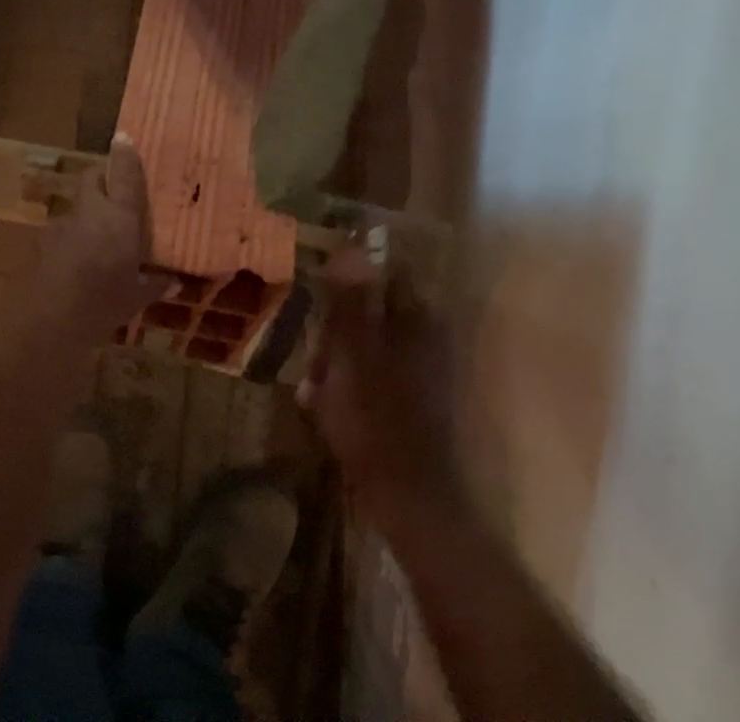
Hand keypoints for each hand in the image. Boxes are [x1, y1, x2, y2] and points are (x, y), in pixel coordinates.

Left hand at [24, 133, 166, 343]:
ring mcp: (59, 225)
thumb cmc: (100, 305)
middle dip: (102, 178)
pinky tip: (76, 261)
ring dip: (87, 213)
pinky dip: (71, 238)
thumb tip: (175, 281)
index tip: (124, 137)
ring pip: (76, 206)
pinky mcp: (39, 242)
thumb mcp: (135, 298)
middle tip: (115, 189)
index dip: (125, 154)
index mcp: (119, 218)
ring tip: (98, 235)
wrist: (42, 320)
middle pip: (92, 178)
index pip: (125, 175)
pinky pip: (61, 231)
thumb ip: (155, 284)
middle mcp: (89, 212)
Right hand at [300, 249, 467, 529]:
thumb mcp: (351, 354)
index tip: (315, 308)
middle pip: (367, 311)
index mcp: (414, 319)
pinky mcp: (411, 398)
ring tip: (315, 392)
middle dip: (333, 332)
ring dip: (335, 361)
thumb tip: (352, 245)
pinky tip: (327, 408)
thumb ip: (351, 301)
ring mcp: (421, 369)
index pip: (377, 276)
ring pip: (363, 345)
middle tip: (314, 363)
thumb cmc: (374, 420)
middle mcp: (424, 336)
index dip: (342, 286)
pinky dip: (346, 385)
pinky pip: (369, 375)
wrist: (407, 493)